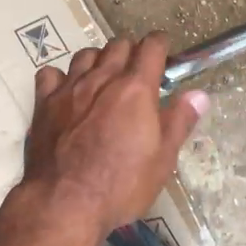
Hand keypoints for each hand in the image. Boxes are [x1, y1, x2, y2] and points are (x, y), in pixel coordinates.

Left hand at [20, 34, 208, 235]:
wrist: (65, 201)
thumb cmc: (121, 185)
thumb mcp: (162, 161)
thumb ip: (179, 122)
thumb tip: (199, 94)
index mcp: (135, 89)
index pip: (151, 47)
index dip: (160, 44)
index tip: (163, 52)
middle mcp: (103, 77)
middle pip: (118, 45)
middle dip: (131, 52)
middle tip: (136, 74)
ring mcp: (70, 87)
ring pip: (86, 54)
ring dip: (98, 60)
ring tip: (103, 79)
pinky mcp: (45, 101)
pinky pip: (51, 74)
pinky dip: (61, 78)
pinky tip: (66, 91)